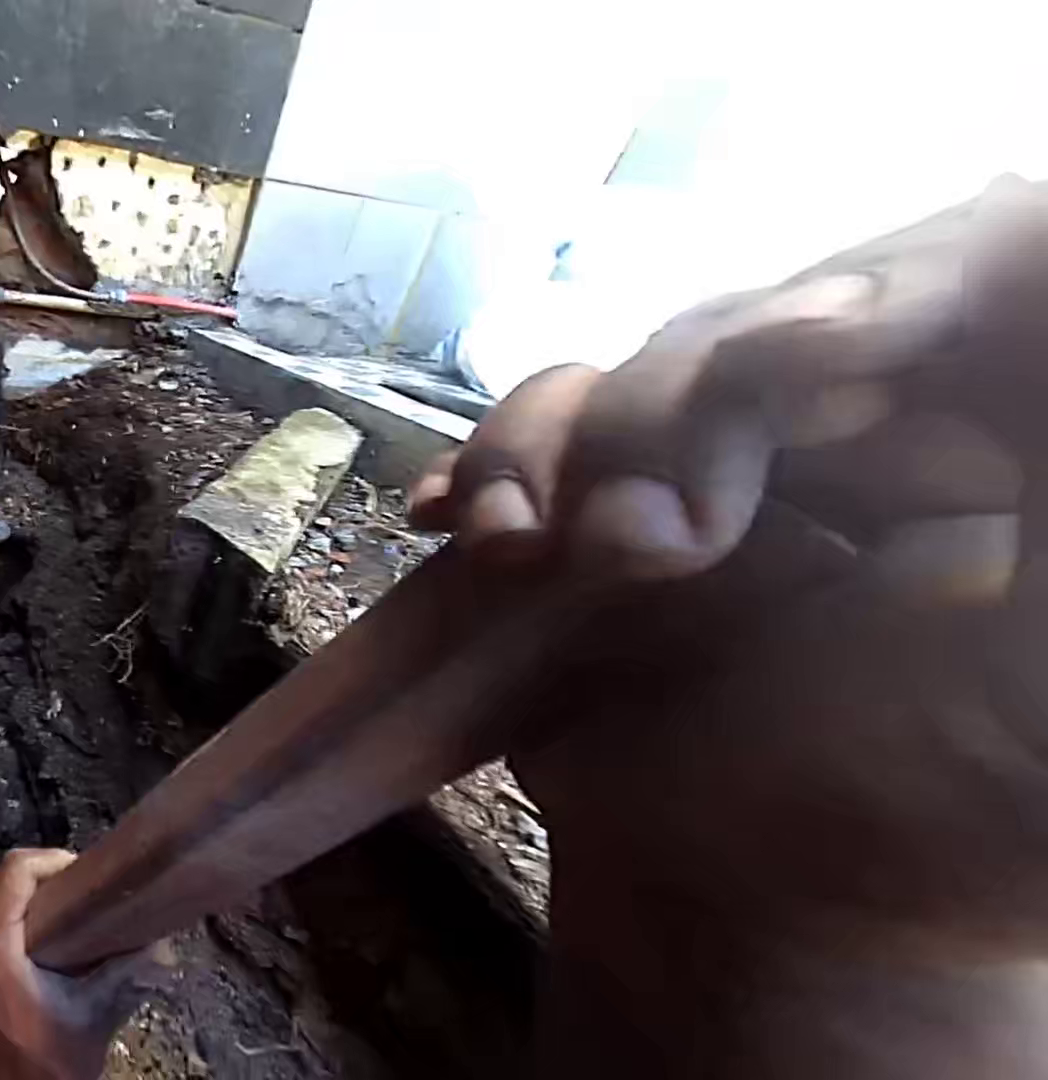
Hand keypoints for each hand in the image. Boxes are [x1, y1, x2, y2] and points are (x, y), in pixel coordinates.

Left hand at [0, 849, 167, 1079]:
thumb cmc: (42, 1072)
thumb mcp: (88, 1020)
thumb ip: (123, 974)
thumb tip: (161, 943)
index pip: (16, 870)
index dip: (53, 861)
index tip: (83, 876)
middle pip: (3, 878)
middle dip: (44, 876)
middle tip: (81, 891)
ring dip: (28, 895)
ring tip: (67, 910)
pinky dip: (12, 915)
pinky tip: (42, 935)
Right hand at [414, 178, 1047, 1075]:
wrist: (738, 885)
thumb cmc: (885, 827)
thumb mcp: (992, 729)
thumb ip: (978, 589)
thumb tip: (951, 460)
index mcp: (954, 459)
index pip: (938, 295)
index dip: (874, 301)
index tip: (811, 370)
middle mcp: (817, 444)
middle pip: (734, 337)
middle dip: (677, 409)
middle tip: (639, 533)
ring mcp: (676, 480)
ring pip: (597, 392)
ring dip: (543, 450)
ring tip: (515, 538)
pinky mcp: (573, 525)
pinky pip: (512, 460)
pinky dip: (479, 478)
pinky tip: (454, 524)